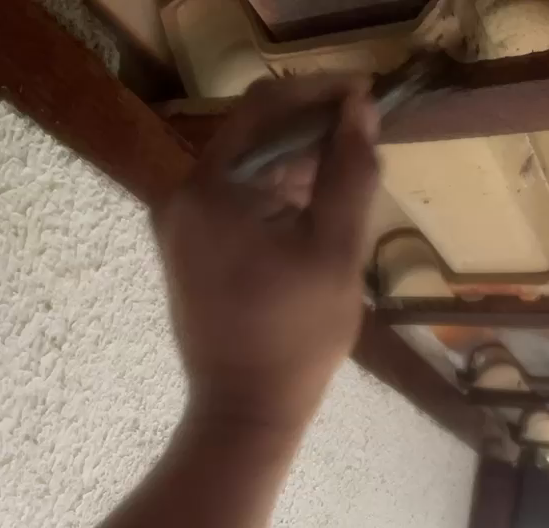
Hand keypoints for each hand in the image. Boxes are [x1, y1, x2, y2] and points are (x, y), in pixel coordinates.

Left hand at [154, 75, 382, 436]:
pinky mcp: (188, 253)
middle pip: (255, 139)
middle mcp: (182, 198)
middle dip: (312, 138)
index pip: (267, 106)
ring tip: (346, 192)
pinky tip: (312, 222)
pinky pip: (236, 207)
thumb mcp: (335, 254)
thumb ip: (350, 176)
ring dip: (297, 173)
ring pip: (248, 174)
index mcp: (210, 189)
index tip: (368, 99)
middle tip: (364, 152)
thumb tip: (362, 110)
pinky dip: (274, 204)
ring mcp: (180, 228)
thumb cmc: (295, 341)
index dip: (321, 94)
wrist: (244, 412)